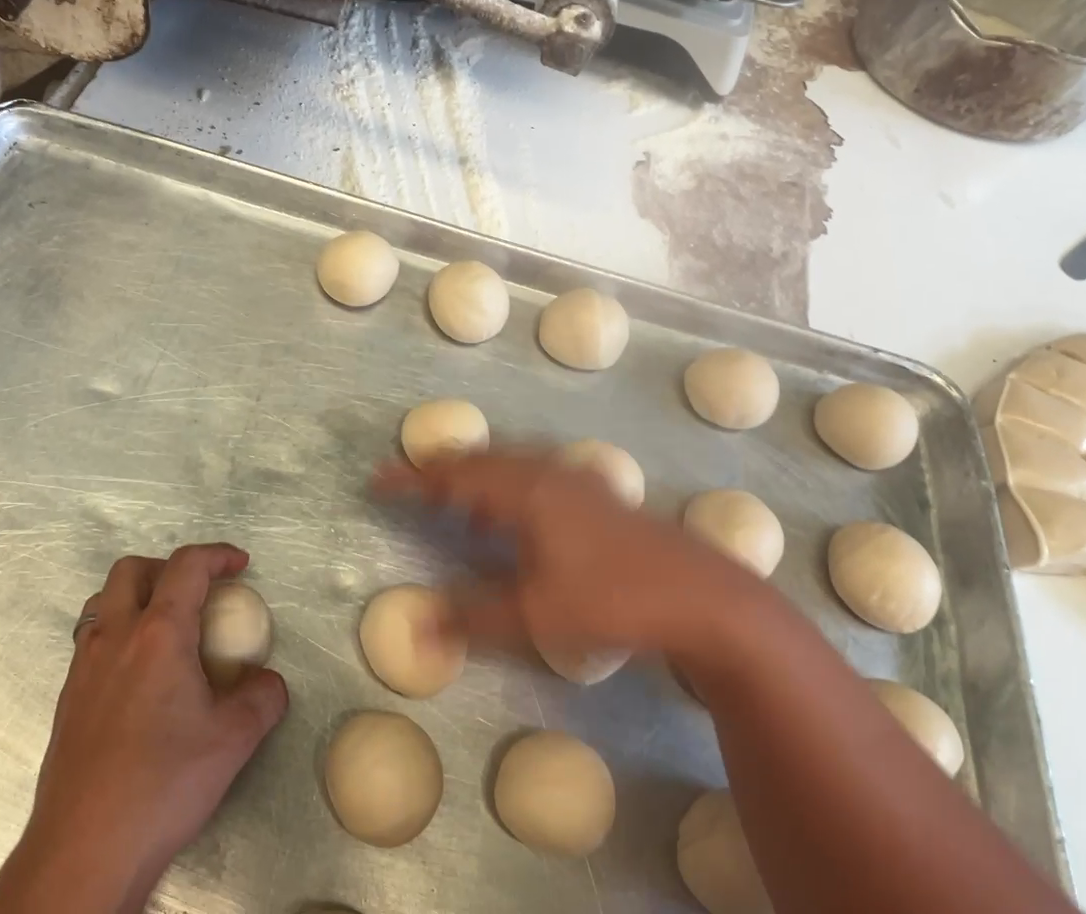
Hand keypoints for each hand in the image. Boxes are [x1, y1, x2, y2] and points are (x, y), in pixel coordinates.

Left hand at [0, 544, 288, 913]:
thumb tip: (267, 682)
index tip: (240, 564)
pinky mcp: (68, 695)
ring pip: (103, 601)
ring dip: (137, 597)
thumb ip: (261, 699)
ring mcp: (84, 664)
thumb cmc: (164, 783)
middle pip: (132, 569)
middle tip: (199, 593)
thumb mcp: (233, 741)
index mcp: (158, 633)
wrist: (86, 843)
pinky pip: (93, 639)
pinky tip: (141, 677)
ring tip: (168, 629)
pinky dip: (119, 633)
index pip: (186, 567)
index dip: (217, 555)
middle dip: (168, 567)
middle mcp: (114, 635)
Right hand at [373, 450, 756, 661]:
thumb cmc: (615, 601)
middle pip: (482, 461)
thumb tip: (413, 626)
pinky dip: (509, 491)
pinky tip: (515, 523)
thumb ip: (470, 618)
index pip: (454, 477)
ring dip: (477, 479)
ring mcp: (581, 484)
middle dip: (441, 471)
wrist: (709, 601)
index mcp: (527, 492)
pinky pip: (537, 479)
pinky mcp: (602, 501)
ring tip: (456, 504)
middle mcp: (550, 476)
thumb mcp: (535, 616)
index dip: (412, 479)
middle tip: (410, 482)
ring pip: (513, 467)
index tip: (376, 479)